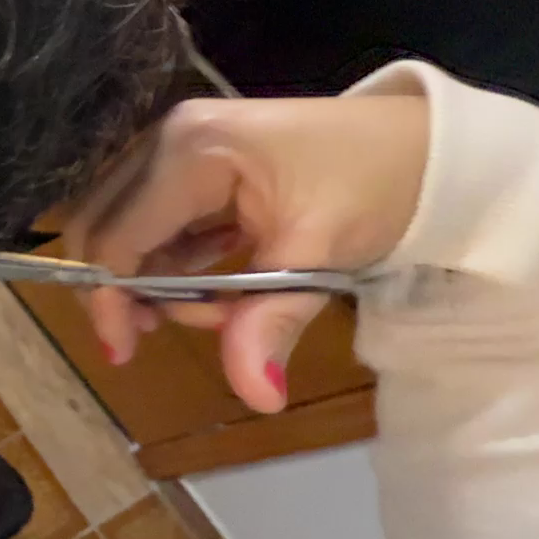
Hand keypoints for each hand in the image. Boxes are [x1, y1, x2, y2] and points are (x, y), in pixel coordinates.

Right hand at [66, 92, 428, 412]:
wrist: (438, 145)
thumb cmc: (387, 186)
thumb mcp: (324, 255)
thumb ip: (272, 320)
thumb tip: (256, 398)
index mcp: (192, 151)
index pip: (117, 236)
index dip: (109, 297)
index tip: (121, 351)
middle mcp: (162, 141)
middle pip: (100, 228)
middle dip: (119, 288)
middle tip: (153, 332)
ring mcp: (167, 146)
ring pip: (116, 227)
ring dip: (143, 278)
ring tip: (206, 309)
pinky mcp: (178, 161)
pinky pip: (142, 220)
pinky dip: (161, 261)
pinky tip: (203, 280)